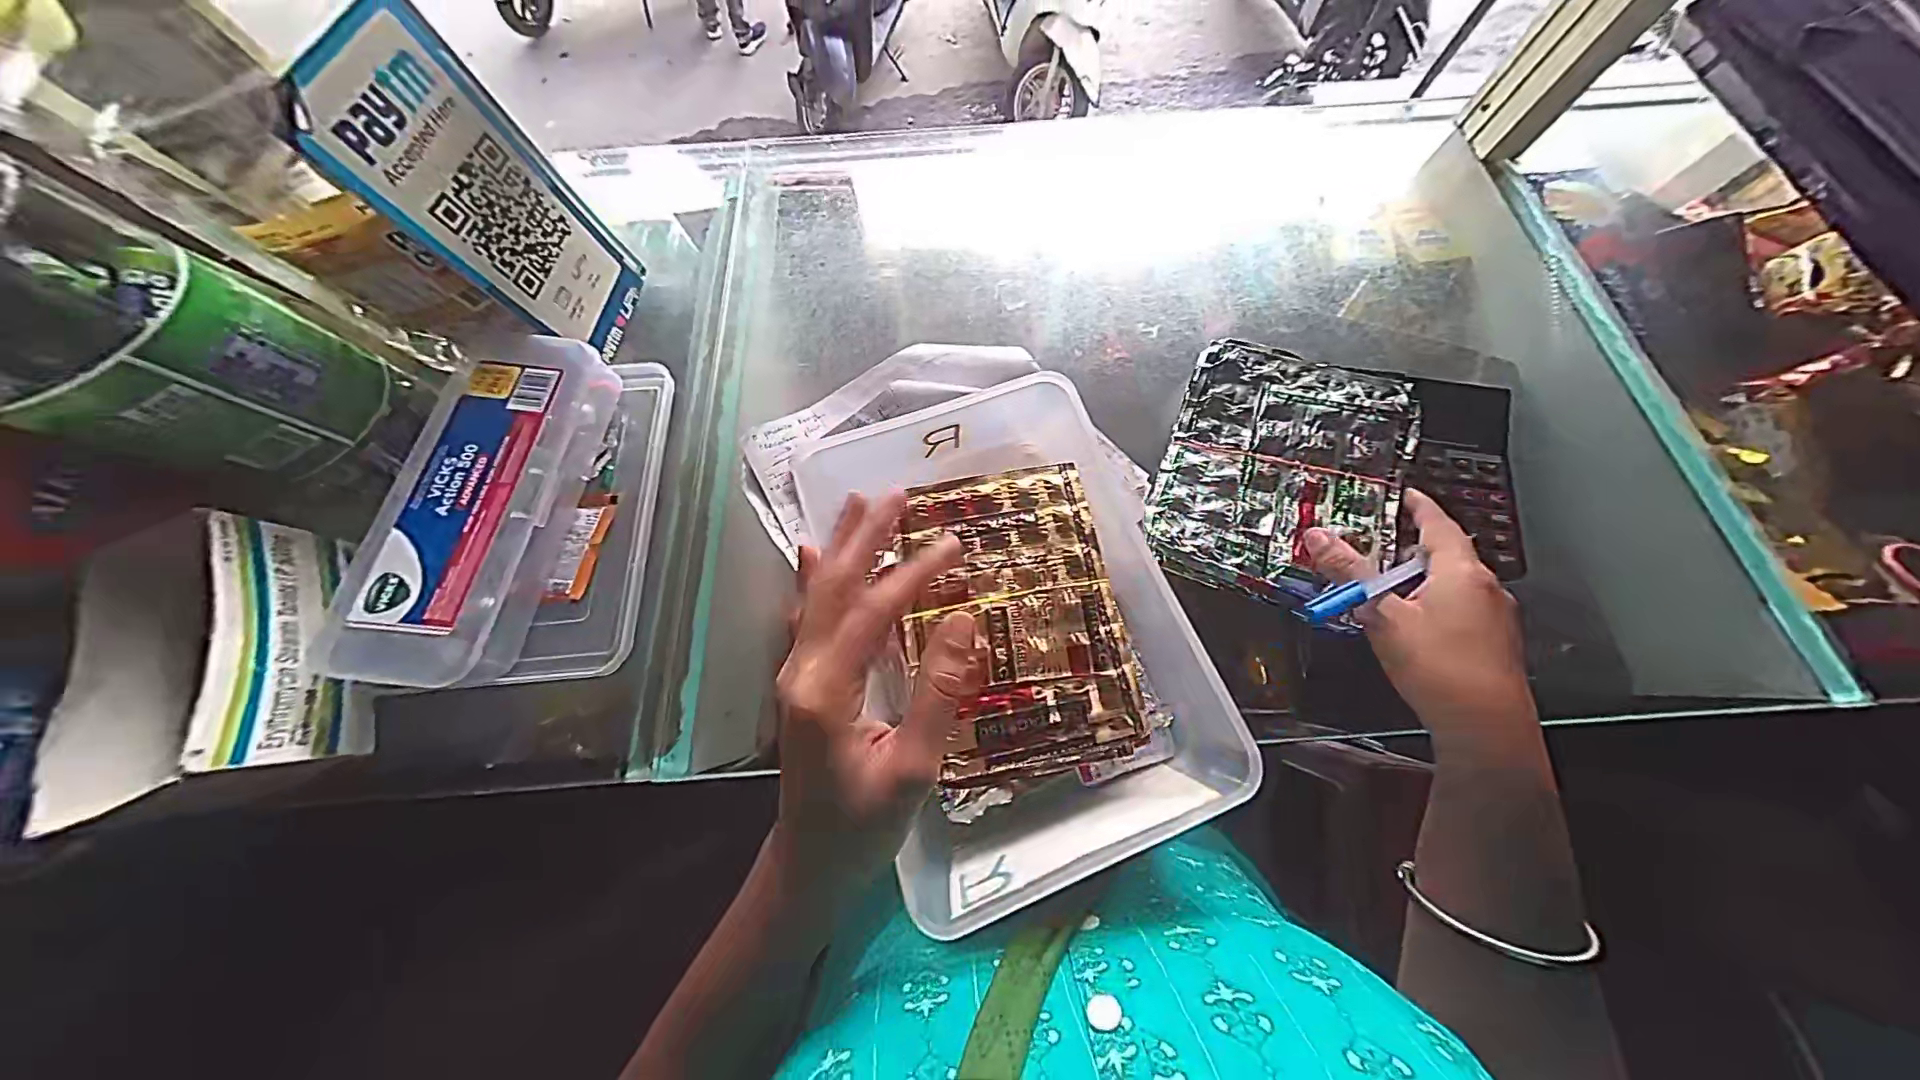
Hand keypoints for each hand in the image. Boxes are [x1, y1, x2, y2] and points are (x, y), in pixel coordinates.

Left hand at [773, 492, 983, 894]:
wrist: (809, 866)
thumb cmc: (864, 828)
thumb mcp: (912, 770)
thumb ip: (938, 693)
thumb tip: (965, 620)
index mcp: (826, 690)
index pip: (872, 611)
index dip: (913, 573)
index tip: (953, 544)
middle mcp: (801, 671)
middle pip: (832, 587)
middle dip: (863, 537)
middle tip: (894, 494)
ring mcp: (795, 674)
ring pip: (816, 595)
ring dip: (839, 546)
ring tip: (857, 504)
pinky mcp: (801, 683)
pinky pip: (809, 616)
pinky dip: (816, 577)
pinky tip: (811, 554)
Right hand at [1303, 489, 1534, 742]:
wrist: (1484, 727)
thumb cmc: (1439, 668)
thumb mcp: (1381, 615)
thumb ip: (1349, 574)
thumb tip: (1320, 537)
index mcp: (1462, 572)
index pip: (1438, 523)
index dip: (1417, 505)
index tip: (1401, 494)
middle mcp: (1485, 588)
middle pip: (1442, 553)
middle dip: (1406, 546)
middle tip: (1372, 543)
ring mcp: (1493, 615)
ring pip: (1447, 582)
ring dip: (1414, 577)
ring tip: (1379, 587)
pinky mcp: (1490, 640)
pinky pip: (1455, 606)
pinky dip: (1427, 601)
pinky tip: (1405, 620)